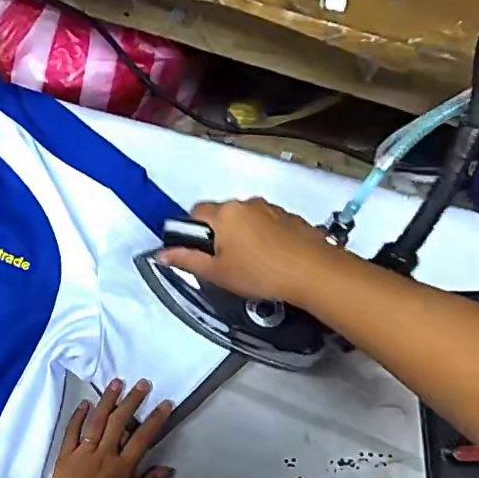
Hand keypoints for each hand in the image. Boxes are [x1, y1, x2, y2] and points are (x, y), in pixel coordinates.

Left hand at [36, 378, 173, 477]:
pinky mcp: (64, 455)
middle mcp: (102, 455)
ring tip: (117, 382)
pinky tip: (86, 402)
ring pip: (96, 420)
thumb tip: (166, 467)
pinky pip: (72, 430)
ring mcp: (81, 453)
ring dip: (108, 400)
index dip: (155, 419)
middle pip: (119, 421)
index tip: (165, 403)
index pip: (142, 438)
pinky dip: (79, 415)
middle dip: (132, 400)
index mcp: (121, 469)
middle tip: (142, 383)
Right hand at [155, 198, 343, 304]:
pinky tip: (270, 260)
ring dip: (243, 235)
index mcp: (225, 213)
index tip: (198, 250)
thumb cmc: (263, 272)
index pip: (196, 211)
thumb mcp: (217, 273)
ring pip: (246, 219)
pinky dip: (265, 237)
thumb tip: (164, 255)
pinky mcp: (291, 218)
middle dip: (219, 234)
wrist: (314, 273)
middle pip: (222, 214)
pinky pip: (269, 224)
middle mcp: (248, 204)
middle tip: (224, 262)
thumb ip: (187, 260)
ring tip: (251, 264)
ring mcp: (272, 209)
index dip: (192, 231)